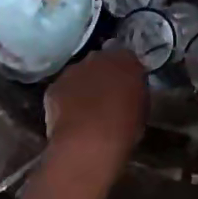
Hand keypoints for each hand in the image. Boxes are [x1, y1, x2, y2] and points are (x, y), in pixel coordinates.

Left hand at [42, 49, 147, 186]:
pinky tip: (70, 119)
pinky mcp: (54, 87)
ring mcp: (72, 70)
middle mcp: (97, 57)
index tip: (127, 88)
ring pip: (79, 75)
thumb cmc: (125, 126)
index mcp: (125, 59)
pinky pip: (63, 90)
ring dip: (83, 87)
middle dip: (103, 76)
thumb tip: (129, 92)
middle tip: (107, 98)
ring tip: (86, 111)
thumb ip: (136, 91)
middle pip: (101, 62)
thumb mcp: (143, 108)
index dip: (126, 74)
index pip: (127, 59)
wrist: (89, 141)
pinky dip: (66, 100)